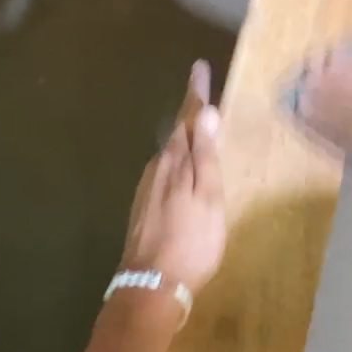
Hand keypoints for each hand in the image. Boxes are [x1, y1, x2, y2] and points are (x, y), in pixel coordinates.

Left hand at [122, 61, 226, 292]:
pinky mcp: (143, 206)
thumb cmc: (191, 241)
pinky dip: (176, 160)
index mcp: (176, 161)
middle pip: (177, 132)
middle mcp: (157, 167)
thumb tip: (206, 112)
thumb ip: (207, 156)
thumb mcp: (208, 197)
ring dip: (182, 137)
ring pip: (169, 153)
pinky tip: (182, 168)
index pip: (188, 118)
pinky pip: (163, 171)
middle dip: (190, 112)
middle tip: (202, 92)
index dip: (196, 93)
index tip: (199, 67)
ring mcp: (147, 188)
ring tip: (197, 126)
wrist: (151, 283)